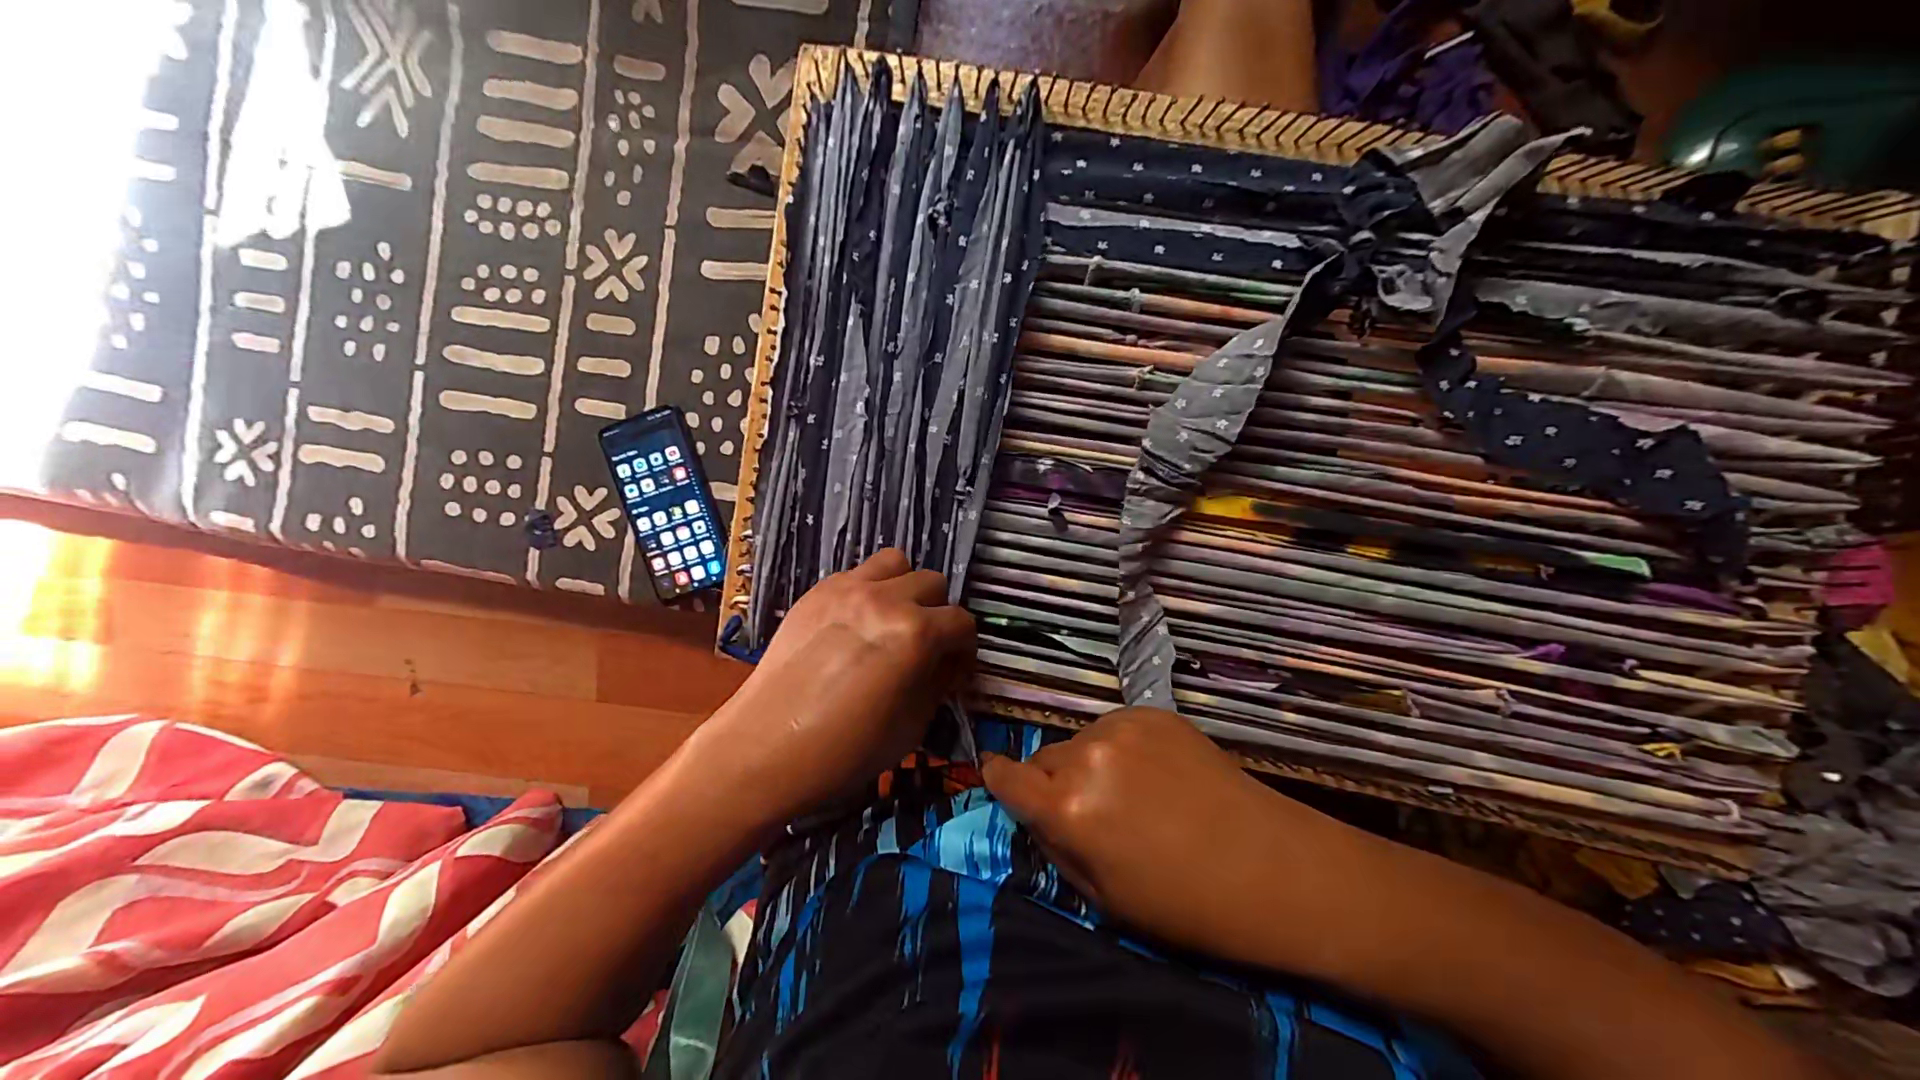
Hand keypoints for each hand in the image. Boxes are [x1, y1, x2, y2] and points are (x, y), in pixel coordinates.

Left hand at [686, 549, 974, 827]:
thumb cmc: (845, 751)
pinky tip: (855, 626)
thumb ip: (936, 684)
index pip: (962, 622)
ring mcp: (846, 589)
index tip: (954, 672)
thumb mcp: (912, 727)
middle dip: (937, 614)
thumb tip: (943, 666)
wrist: (765, 748)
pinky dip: (868, 592)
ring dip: (903, 588)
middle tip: (925, 647)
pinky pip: (856, 575)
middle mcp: (885, 599)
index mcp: (916, 633)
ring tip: (892, 622)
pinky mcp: (815, 593)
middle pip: (932, 582)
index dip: (965, 650)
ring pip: (895, 563)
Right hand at [982, 707, 1408, 981]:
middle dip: (1054, 783)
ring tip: (1134, 795)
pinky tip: (1159, 776)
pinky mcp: (1156, 713)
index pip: (1005, 776)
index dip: (1000, 779)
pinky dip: (1123, 749)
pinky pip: (1117, 729)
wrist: (1276, 869)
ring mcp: (1123, 728)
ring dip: (1091, 765)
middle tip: (1090, 812)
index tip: (1003, 781)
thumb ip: (1055, 846)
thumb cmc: (1185, 905)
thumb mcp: (1103, 898)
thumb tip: (1033, 811)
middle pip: (1045, 759)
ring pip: (1082, 742)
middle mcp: (1086, 757)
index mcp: (1067, 808)